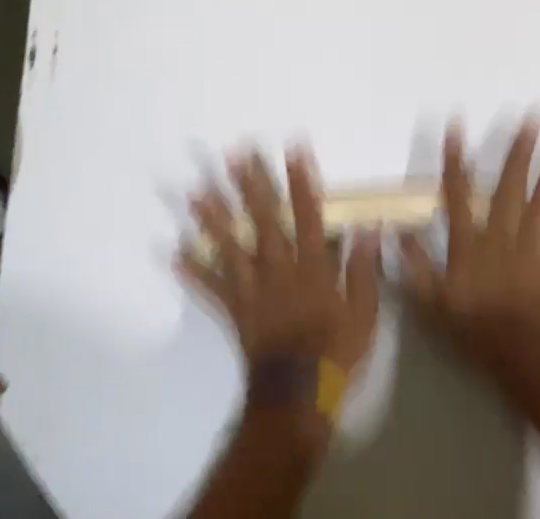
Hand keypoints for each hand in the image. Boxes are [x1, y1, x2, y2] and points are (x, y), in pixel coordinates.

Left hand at [179, 146, 381, 376]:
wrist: (298, 394)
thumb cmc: (336, 351)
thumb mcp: (364, 312)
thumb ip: (363, 268)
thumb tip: (368, 226)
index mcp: (310, 265)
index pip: (306, 212)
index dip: (300, 177)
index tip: (292, 145)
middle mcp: (277, 267)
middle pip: (261, 218)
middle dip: (248, 182)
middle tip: (233, 151)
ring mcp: (251, 287)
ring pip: (229, 244)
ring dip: (212, 215)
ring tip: (194, 188)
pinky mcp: (233, 308)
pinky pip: (209, 287)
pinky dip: (191, 270)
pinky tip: (171, 251)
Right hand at [400, 115, 539, 393]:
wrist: (525, 360)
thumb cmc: (474, 331)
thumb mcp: (431, 303)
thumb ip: (414, 264)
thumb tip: (396, 229)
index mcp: (470, 242)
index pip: (457, 192)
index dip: (454, 158)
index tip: (455, 124)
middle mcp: (503, 234)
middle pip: (511, 184)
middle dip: (520, 147)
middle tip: (533, 114)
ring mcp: (536, 245)